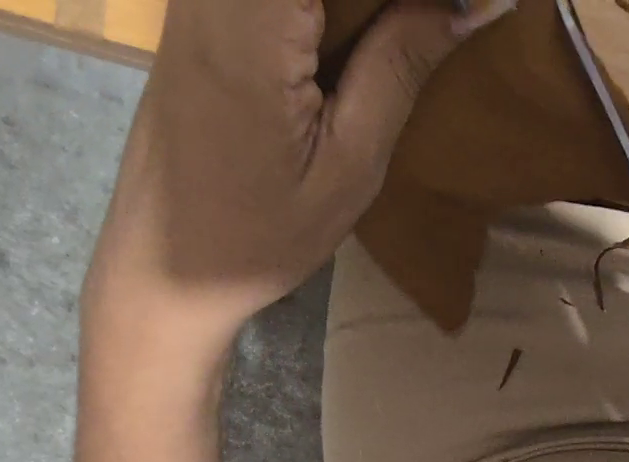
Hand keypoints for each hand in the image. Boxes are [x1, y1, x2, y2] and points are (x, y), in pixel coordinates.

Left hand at [83, 0, 513, 344]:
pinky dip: (322, 12)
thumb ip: (399, 70)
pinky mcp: (193, 11)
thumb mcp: (348, 169)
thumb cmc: (258, 237)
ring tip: (399, 40)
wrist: (163, 268)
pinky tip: (355, 41)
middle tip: (433, 31)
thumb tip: (465, 6)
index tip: (459, 14)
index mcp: (254, 18)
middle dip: (379, 5)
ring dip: (356, 9)